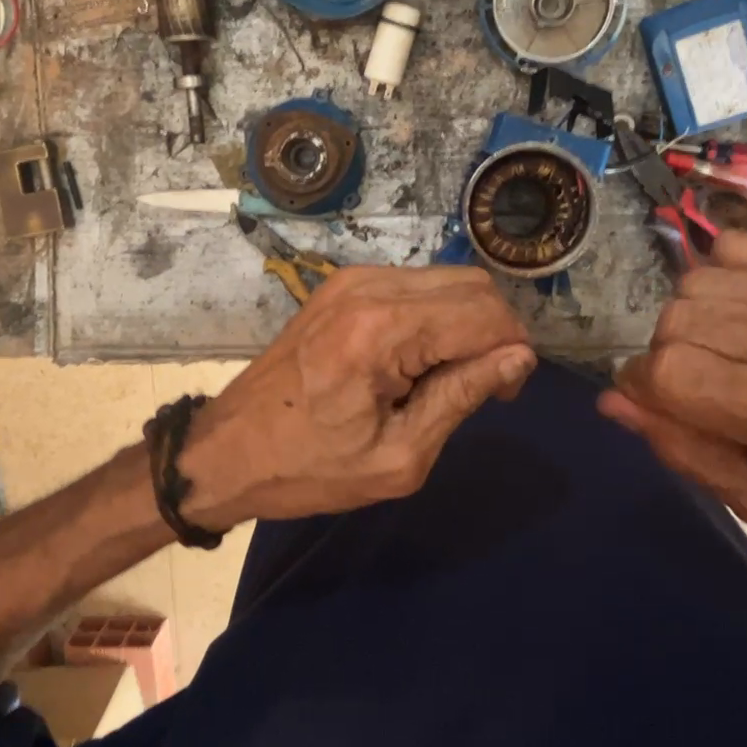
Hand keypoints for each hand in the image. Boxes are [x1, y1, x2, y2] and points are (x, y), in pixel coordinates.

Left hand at [179, 265, 536, 527]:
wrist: (227, 450)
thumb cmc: (309, 468)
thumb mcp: (397, 456)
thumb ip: (460, 396)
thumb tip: (519, 357)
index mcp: (382, 330)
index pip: (484, 314)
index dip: (512, 352)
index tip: (504, 396)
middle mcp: (370, 286)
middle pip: (472, 286)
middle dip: (495, 333)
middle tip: (482, 388)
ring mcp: (352, 279)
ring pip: (447, 280)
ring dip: (465, 323)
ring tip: (448, 378)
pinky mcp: (341, 284)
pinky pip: (415, 285)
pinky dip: (435, 315)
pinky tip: (418, 359)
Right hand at [598, 232, 746, 542]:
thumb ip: (683, 450)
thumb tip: (612, 398)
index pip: (676, 373)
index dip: (646, 388)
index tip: (659, 405)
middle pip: (679, 319)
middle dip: (665, 355)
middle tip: (701, 389)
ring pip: (698, 282)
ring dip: (690, 321)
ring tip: (729, 357)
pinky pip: (733, 249)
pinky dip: (718, 282)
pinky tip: (746, 320)